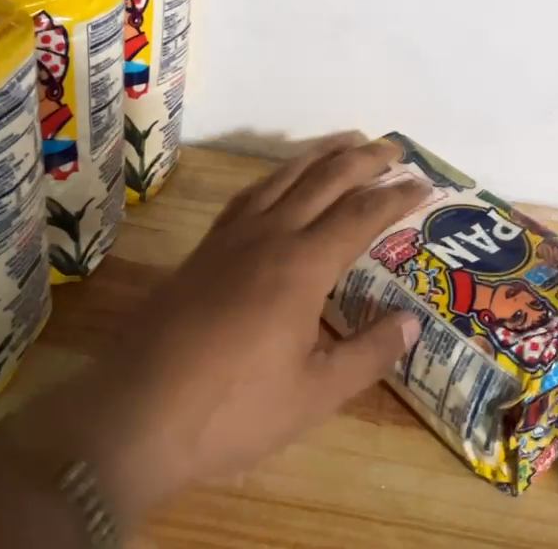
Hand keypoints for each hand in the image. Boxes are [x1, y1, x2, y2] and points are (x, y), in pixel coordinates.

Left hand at [1, 133, 426, 526]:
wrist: (133, 415)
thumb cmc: (232, 411)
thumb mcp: (315, 395)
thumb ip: (368, 354)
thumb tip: (412, 321)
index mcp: (301, 266)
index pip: (360, 215)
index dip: (395, 196)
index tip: (424, 184)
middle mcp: (268, 236)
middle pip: (323, 180)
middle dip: (363, 159)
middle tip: (394, 146)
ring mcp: (230, 239)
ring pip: (283, 177)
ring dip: (320, 155)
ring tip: (346, 141)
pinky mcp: (204, 250)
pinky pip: (249, 193)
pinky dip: (277, 174)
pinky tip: (280, 180)